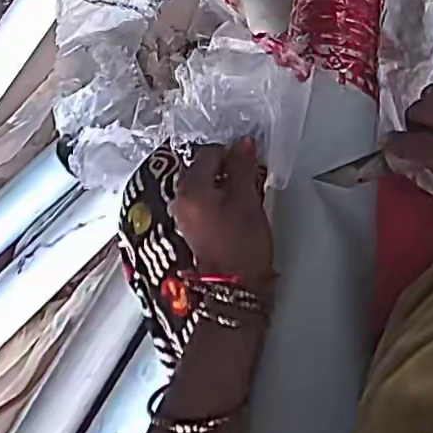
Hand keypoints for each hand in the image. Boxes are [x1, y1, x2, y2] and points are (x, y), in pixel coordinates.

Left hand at [170, 139, 273, 287]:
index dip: (232, 152)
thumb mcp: (246, 200)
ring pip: (206, 183)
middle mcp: (181, 198)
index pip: (208, 153)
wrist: (235, 288)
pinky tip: (238, 205)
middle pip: (203, 167)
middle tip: (251, 173)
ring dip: (225, 181)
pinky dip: (220, 195)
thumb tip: (245, 143)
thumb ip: (242, 167)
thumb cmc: (241, 244)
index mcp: (190, 189)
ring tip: (248, 189)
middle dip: (227, 166)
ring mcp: (185, 213)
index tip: (251, 158)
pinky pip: (205, 198)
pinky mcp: (193, 225)